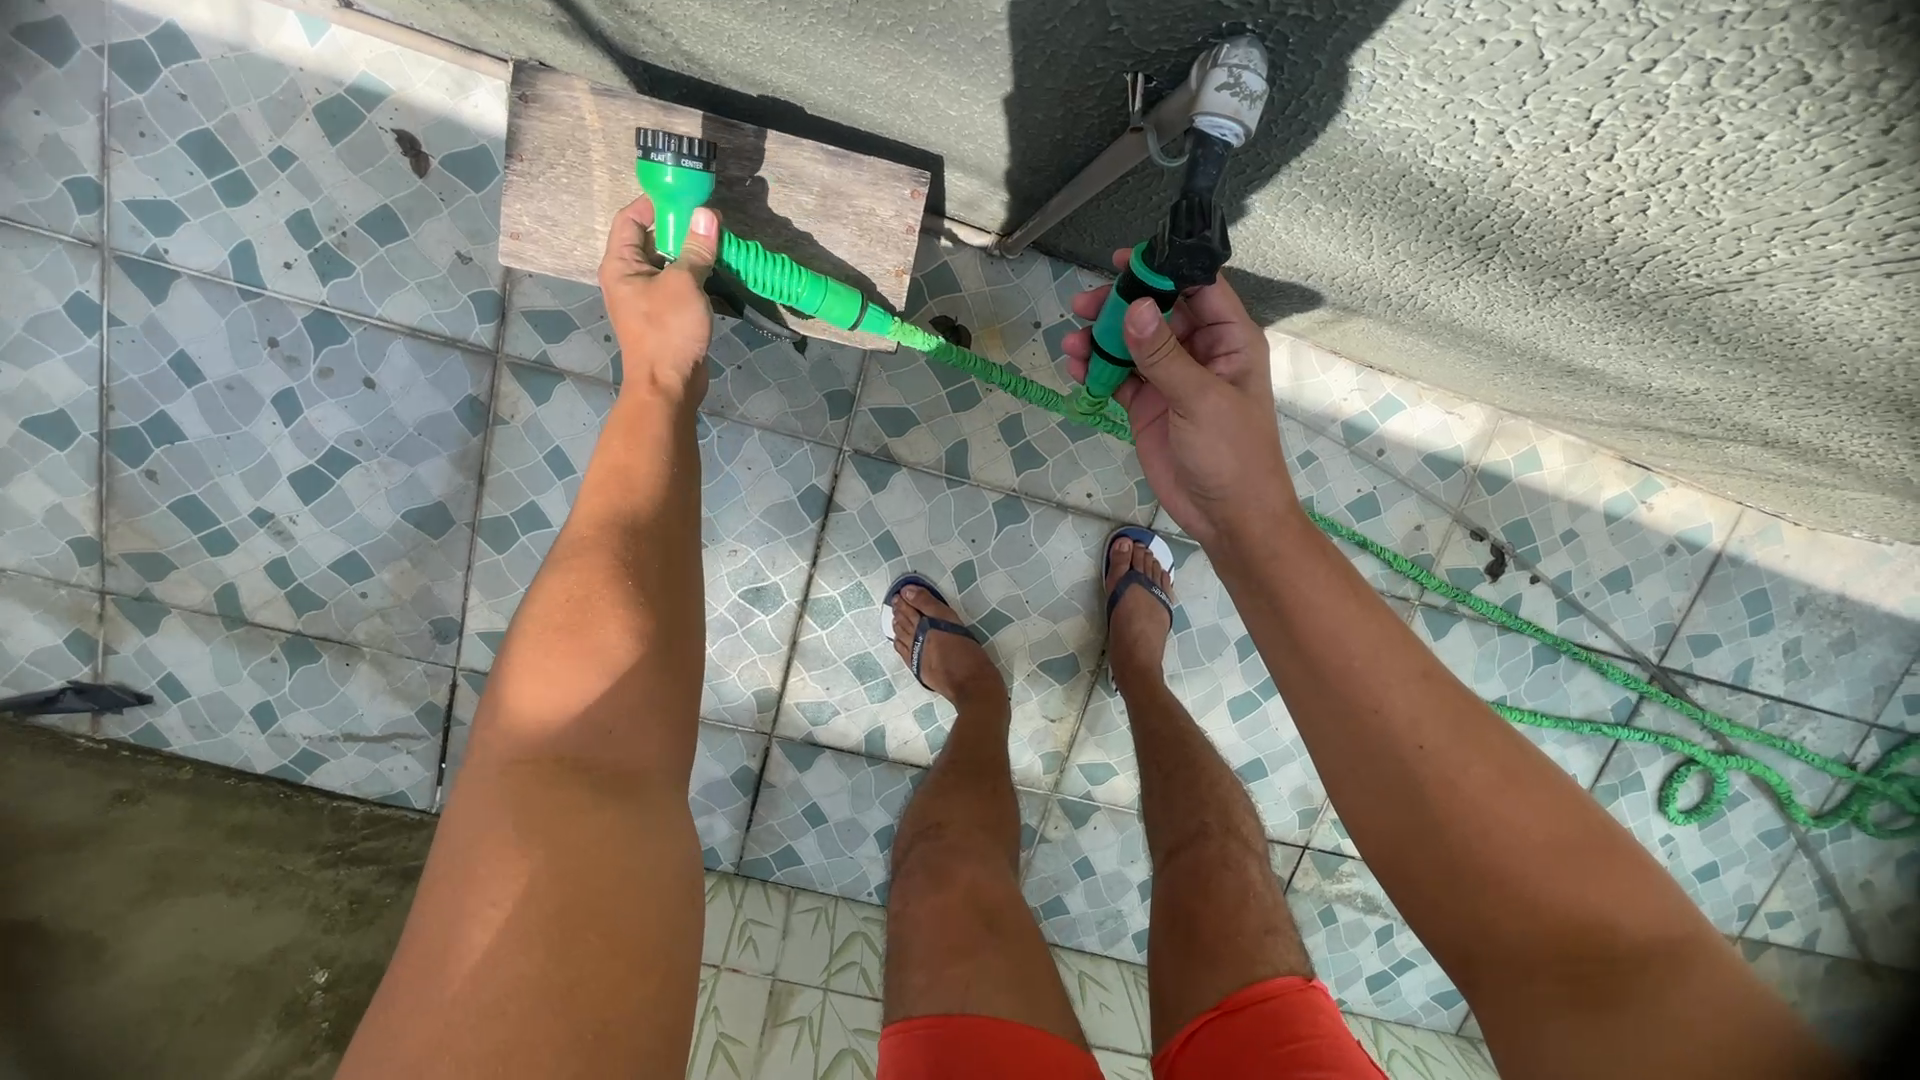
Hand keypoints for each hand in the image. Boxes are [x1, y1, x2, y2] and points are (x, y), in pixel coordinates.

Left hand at [598, 196, 718, 404]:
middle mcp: (629, 277)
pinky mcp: (665, 315)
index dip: (655, 203)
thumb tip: (707, 215)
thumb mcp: (684, 284)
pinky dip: (696, 275)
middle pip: (652, 239)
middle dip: (680, 227)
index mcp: (620, 264)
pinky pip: (679, 284)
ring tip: (718, 243)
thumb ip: (696, 248)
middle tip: (710, 220)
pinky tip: (718, 271)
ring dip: (692, 253)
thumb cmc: (668, 331)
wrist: (669, 385)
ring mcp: (647, 297)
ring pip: (669, 263)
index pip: (631, 218)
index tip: (685, 197)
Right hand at [1062, 250, 1295, 545]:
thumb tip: (1136, 308)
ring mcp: (1170, 379)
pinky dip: (1097, 371)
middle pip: (1156, 312)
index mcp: (1229, 340)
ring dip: (1101, 340)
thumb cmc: (1231, 454)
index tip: (1124, 260)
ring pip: (1131, 345)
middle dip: (1121, 306)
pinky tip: (1076, 367)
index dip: (1164, 269)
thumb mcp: (1200, 400)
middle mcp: (1199, 352)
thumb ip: (1164, 356)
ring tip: (1072, 342)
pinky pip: (1119, 377)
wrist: (1226, 515)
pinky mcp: (1147, 405)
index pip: (1197, 288)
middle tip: (1083, 304)